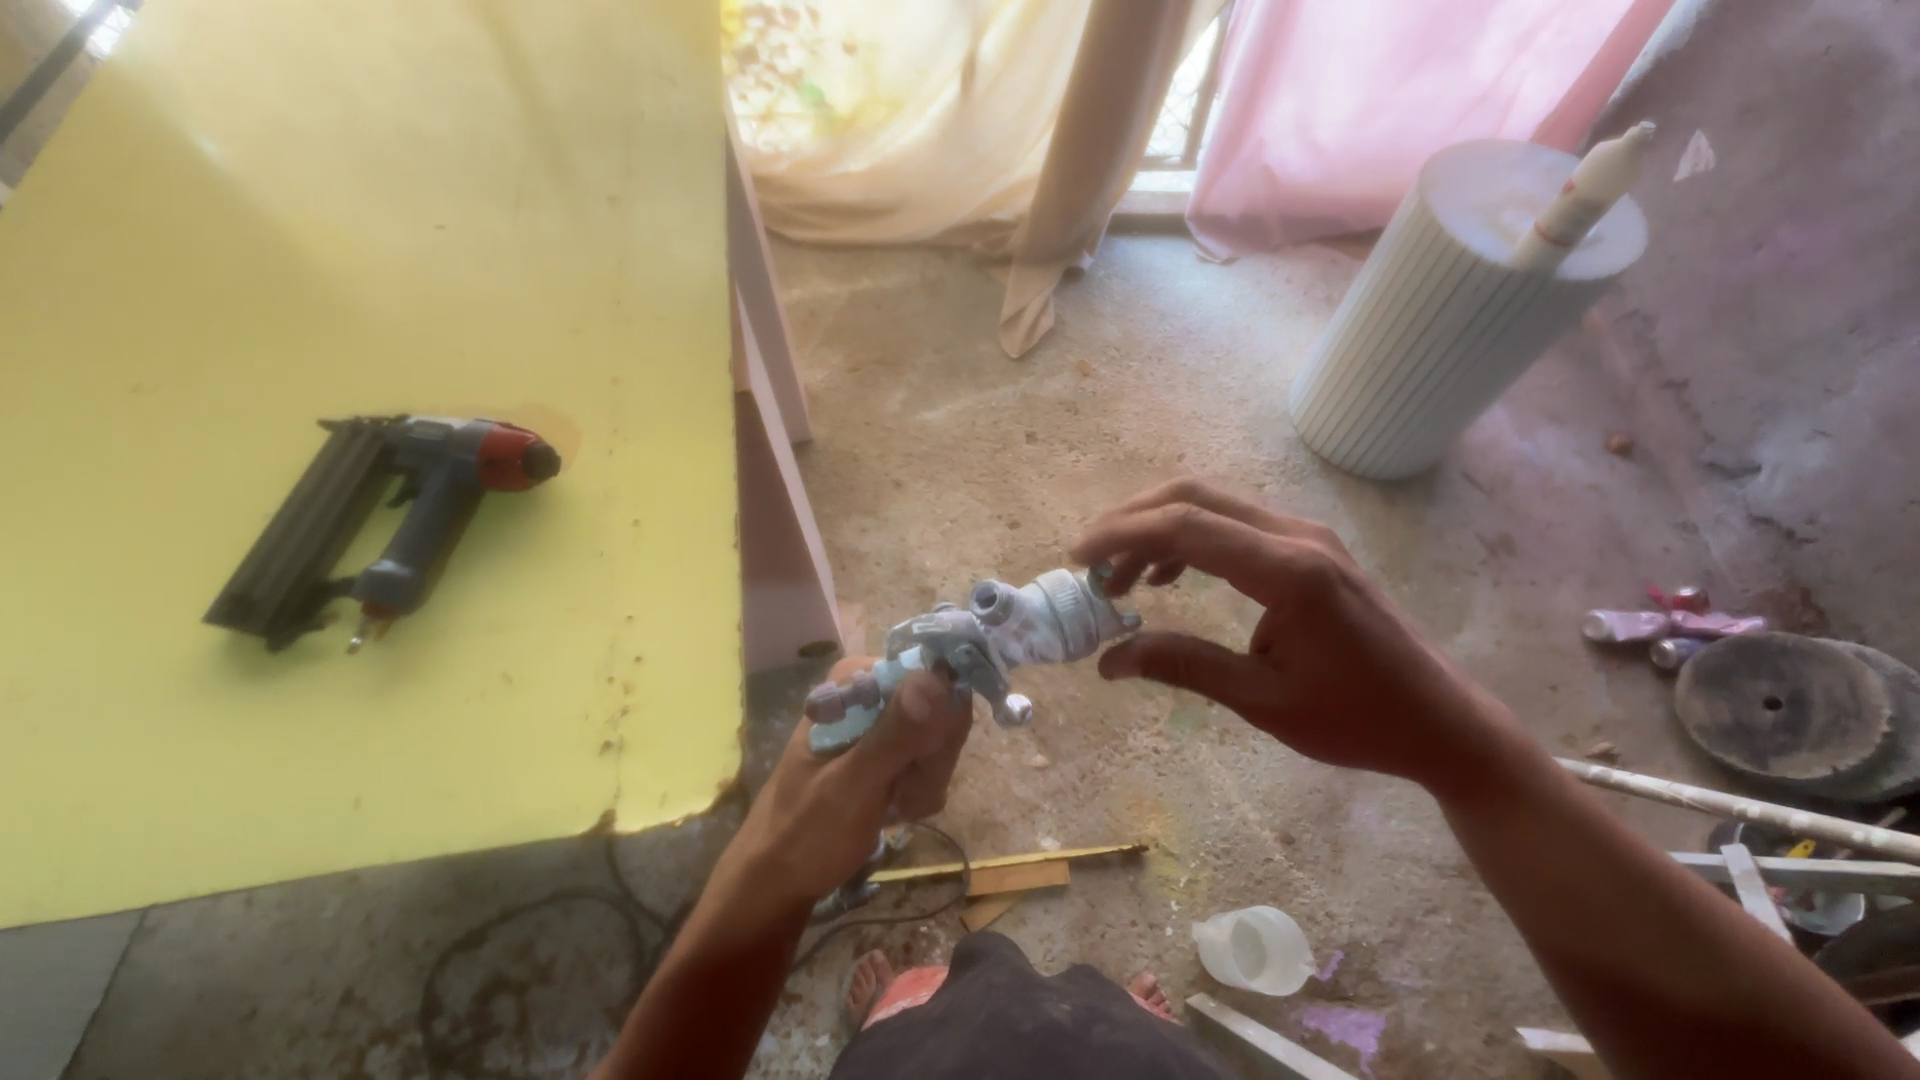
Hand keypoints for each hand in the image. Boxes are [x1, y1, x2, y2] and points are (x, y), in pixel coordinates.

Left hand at [709, 658, 973, 918]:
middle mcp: (869, 691)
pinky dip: (920, 791)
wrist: (778, 879)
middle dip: (931, 758)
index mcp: (853, 681)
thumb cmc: (806, 832)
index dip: (938, 720)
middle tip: (902, 793)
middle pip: (942, 707)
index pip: (932, 675)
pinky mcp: (888, 750)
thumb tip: (936, 678)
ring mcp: (880, 722)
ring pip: (942, 737)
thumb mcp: (852, 784)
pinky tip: (896, 810)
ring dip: (926, 780)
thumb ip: (894, 734)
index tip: (922, 761)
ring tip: (892, 806)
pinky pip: (932, 760)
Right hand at [1072, 480, 1518, 794]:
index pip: (1186, 527)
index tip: (1077, 561)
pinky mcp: (1311, 550)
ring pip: (1214, 505)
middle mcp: (1298, 536)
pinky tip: (1169, 576)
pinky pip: (1236, 525)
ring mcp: (1308, 537)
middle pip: (1195, 497)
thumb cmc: (1356, 719)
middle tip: (1090, 565)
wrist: (1441, 721)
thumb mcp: (1262, 700)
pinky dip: (1191, 540)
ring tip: (1120, 579)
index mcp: (1288, 571)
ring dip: (1158, 530)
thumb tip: (1108, 660)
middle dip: (1131, 522)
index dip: (1122, 536)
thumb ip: (1182, 667)